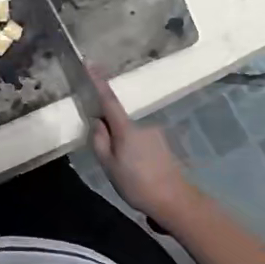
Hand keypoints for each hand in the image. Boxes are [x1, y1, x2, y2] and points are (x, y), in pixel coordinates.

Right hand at [87, 67, 197, 224]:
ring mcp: (156, 135)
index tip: (90, 63)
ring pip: (131, 138)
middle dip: (113, 139)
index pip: (109, 101)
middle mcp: (143, 126)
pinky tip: (141, 177)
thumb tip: (98, 122)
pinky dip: (138, 158)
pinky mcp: (164, 146)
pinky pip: (143, 147)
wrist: (174, 200)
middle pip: (119, 125)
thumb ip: (100, 141)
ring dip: (127, 152)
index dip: (98, 81)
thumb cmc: (137, 184)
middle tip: (113, 166)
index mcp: (126, 129)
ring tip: (130, 177)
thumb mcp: (109, 165)